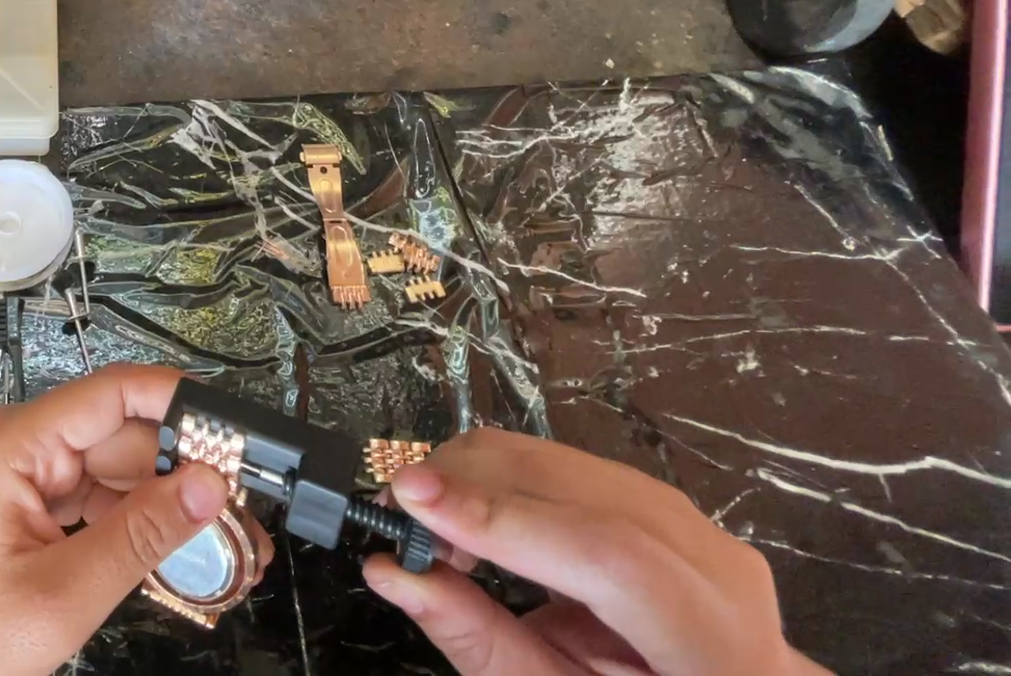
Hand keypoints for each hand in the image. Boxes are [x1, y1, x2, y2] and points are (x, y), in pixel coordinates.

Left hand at [0, 364, 272, 674]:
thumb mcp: (61, 593)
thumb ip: (140, 536)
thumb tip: (207, 485)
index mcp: (21, 442)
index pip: (113, 393)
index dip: (177, 400)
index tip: (233, 428)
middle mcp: (30, 443)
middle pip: (126, 434)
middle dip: (186, 467)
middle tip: (245, 506)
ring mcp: (37, 472)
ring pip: (123, 468)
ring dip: (172, 499)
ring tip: (229, 533)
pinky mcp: (44, 502)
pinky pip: (107, 497)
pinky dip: (144, 521)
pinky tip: (185, 546)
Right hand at [362, 428, 829, 675]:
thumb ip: (480, 643)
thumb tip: (390, 571)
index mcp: (722, 652)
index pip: (609, 557)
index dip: (501, 518)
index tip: (408, 498)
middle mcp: (716, 567)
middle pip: (575, 487)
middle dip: (466, 481)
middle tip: (394, 511)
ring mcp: (688, 521)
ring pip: (556, 458)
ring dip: (471, 472)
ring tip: (427, 523)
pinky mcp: (650, 497)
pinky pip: (556, 462)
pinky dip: (492, 474)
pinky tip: (466, 515)